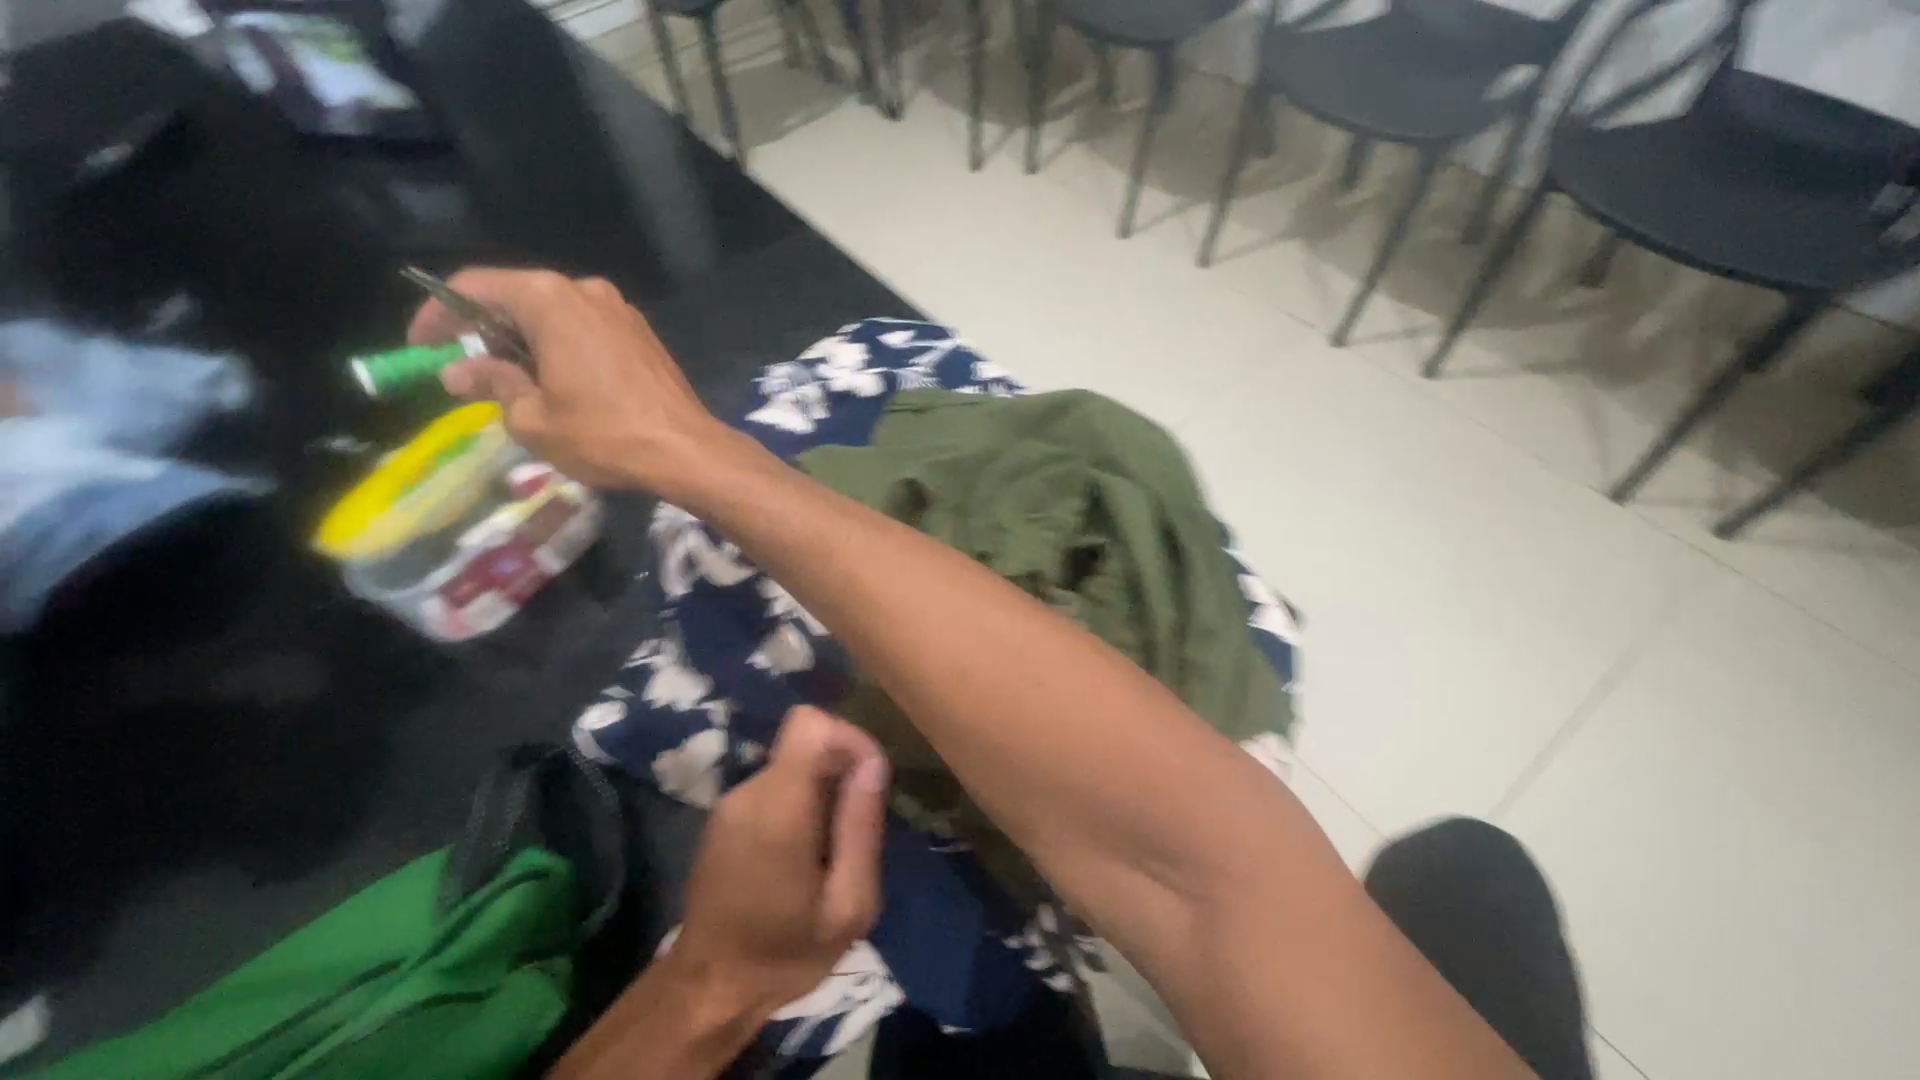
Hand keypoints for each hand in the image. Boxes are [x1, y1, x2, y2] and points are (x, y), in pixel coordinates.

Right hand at [406, 267, 737, 493]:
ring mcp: (620, 310)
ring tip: (509, 382)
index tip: (421, 346)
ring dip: (524, 340)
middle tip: (464, 369)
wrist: (687, 450)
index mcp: (550, 298)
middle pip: (517, 296)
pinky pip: (585, 328)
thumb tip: (459, 370)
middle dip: (484, 330)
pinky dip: (559, 346)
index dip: (438, 313)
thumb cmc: (604, 435)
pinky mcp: (641, 333)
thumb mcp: (533, 418)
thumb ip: (492, 384)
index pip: (474, 287)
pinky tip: (556, 382)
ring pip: (554, 314)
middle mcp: (586, 290)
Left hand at [671, 706, 891, 1016]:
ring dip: (823, 795)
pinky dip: (800, 807)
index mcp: (778, 808)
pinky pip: (776, 788)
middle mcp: (748, 792)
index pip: (810, 722)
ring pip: (793, 766)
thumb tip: (874, 762)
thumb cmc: (786, 952)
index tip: (869, 785)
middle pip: (806, 744)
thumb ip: (861, 826)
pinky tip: (804, 859)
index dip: (848, 738)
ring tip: (831, 854)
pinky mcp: (724, 817)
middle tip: (855, 834)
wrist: (710, 987)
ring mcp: (730, 802)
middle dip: (841, 774)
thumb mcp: (848, 904)